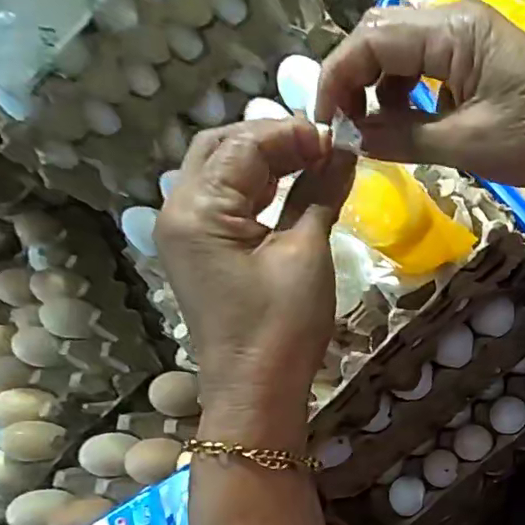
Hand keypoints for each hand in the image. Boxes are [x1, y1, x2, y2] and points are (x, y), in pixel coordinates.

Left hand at [150, 118, 354, 423]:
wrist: (256, 391)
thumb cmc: (281, 326)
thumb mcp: (305, 253)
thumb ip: (319, 193)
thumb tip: (344, 153)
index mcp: (197, 209)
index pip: (242, 145)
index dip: (291, 133)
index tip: (338, 137)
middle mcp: (179, 211)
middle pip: (222, 149)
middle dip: (273, 139)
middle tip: (324, 147)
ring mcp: (186, 232)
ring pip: (223, 172)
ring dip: (267, 161)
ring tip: (315, 162)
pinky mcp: (201, 251)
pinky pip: (227, 202)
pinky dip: (260, 188)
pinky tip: (294, 186)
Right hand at [315, 0, 524, 192]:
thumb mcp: (462, 144)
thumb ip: (399, 137)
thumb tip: (350, 138)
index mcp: (452, 30)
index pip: (371, 39)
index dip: (337, 77)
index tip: (324, 121)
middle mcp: (456, 21)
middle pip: (381, 36)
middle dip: (356, 80)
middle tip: (346, 125)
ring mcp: (470, 38)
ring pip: (402, 52)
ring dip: (382, 90)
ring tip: (380, 132)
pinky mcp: (479, 60)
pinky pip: (428, 68)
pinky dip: (410, 96)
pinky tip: (414, 126)